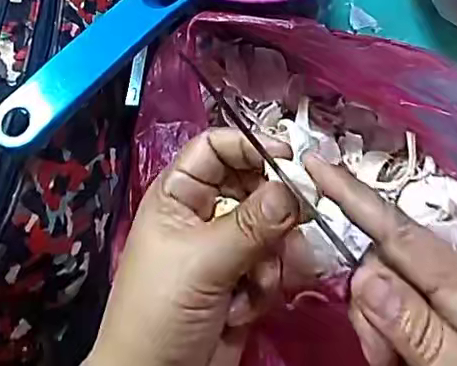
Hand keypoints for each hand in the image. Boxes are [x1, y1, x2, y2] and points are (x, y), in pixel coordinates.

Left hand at [89, 130, 304, 365]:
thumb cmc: (161, 308)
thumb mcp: (202, 262)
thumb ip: (250, 226)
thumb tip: (292, 189)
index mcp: (179, 192)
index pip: (216, 148)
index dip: (250, 146)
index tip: (290, 157)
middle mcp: (203, 211)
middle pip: (250, 186)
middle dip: (272, 210)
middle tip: (296, 225)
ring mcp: (223, 247)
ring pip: (268, 229)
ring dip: (269, 259)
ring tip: (254, 286)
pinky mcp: (241, 283)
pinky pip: (271, 267)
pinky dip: (266, 286)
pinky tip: (244, 310)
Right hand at [306, 159, 456, 365]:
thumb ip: (422, 330)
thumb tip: (363, 273)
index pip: (399, 230)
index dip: (351, 194)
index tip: (313, 162)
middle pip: (386, 264)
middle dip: (369, 302)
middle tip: (381, 358)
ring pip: (391, 290)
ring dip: (380, 327)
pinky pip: (410, 313)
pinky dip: (396, 337)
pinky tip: (407, 363)